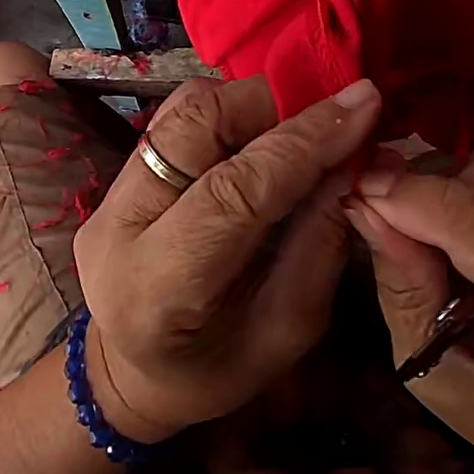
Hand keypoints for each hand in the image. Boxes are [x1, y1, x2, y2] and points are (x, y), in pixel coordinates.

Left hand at [72, 75, 382, 442]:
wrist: (127, 370)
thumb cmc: (213, 371)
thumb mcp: (286, 333)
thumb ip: (319, 245)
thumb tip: (354, 162)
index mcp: (159, 285)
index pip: (234, 191)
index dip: (302, 142)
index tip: (364, 107)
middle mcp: (119, 225)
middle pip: (196, 126)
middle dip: (275, 103)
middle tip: (337, 110)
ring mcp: (109, 194)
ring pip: (183, 110)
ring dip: (252, 102)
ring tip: (303, 122)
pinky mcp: (115, 176)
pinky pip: (176, 118)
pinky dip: (228, 110)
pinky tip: (262, 132)